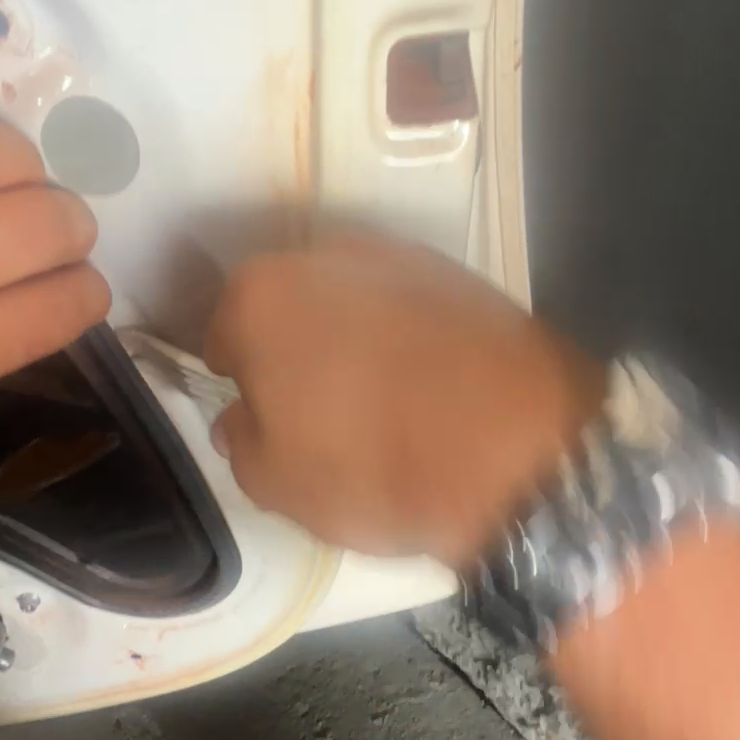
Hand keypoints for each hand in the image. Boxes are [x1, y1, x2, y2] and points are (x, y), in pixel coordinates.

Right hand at [205, 234, 600, 564]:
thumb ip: (241, 445)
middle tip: (318, 415)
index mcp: (260, 297)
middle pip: (287, 309)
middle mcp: (324, 254)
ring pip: (348, 305)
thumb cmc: (373, 468)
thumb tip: (243, 420)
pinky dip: (405, 341)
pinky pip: (407, 311)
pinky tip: (427, 388)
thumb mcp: (277, 486)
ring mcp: (401, 255)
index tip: (263, 420)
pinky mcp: (463, 274)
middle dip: (293, 354)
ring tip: (380, 405)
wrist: (518, 451)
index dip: (238, 386)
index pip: (221, 338)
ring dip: (350, 343)